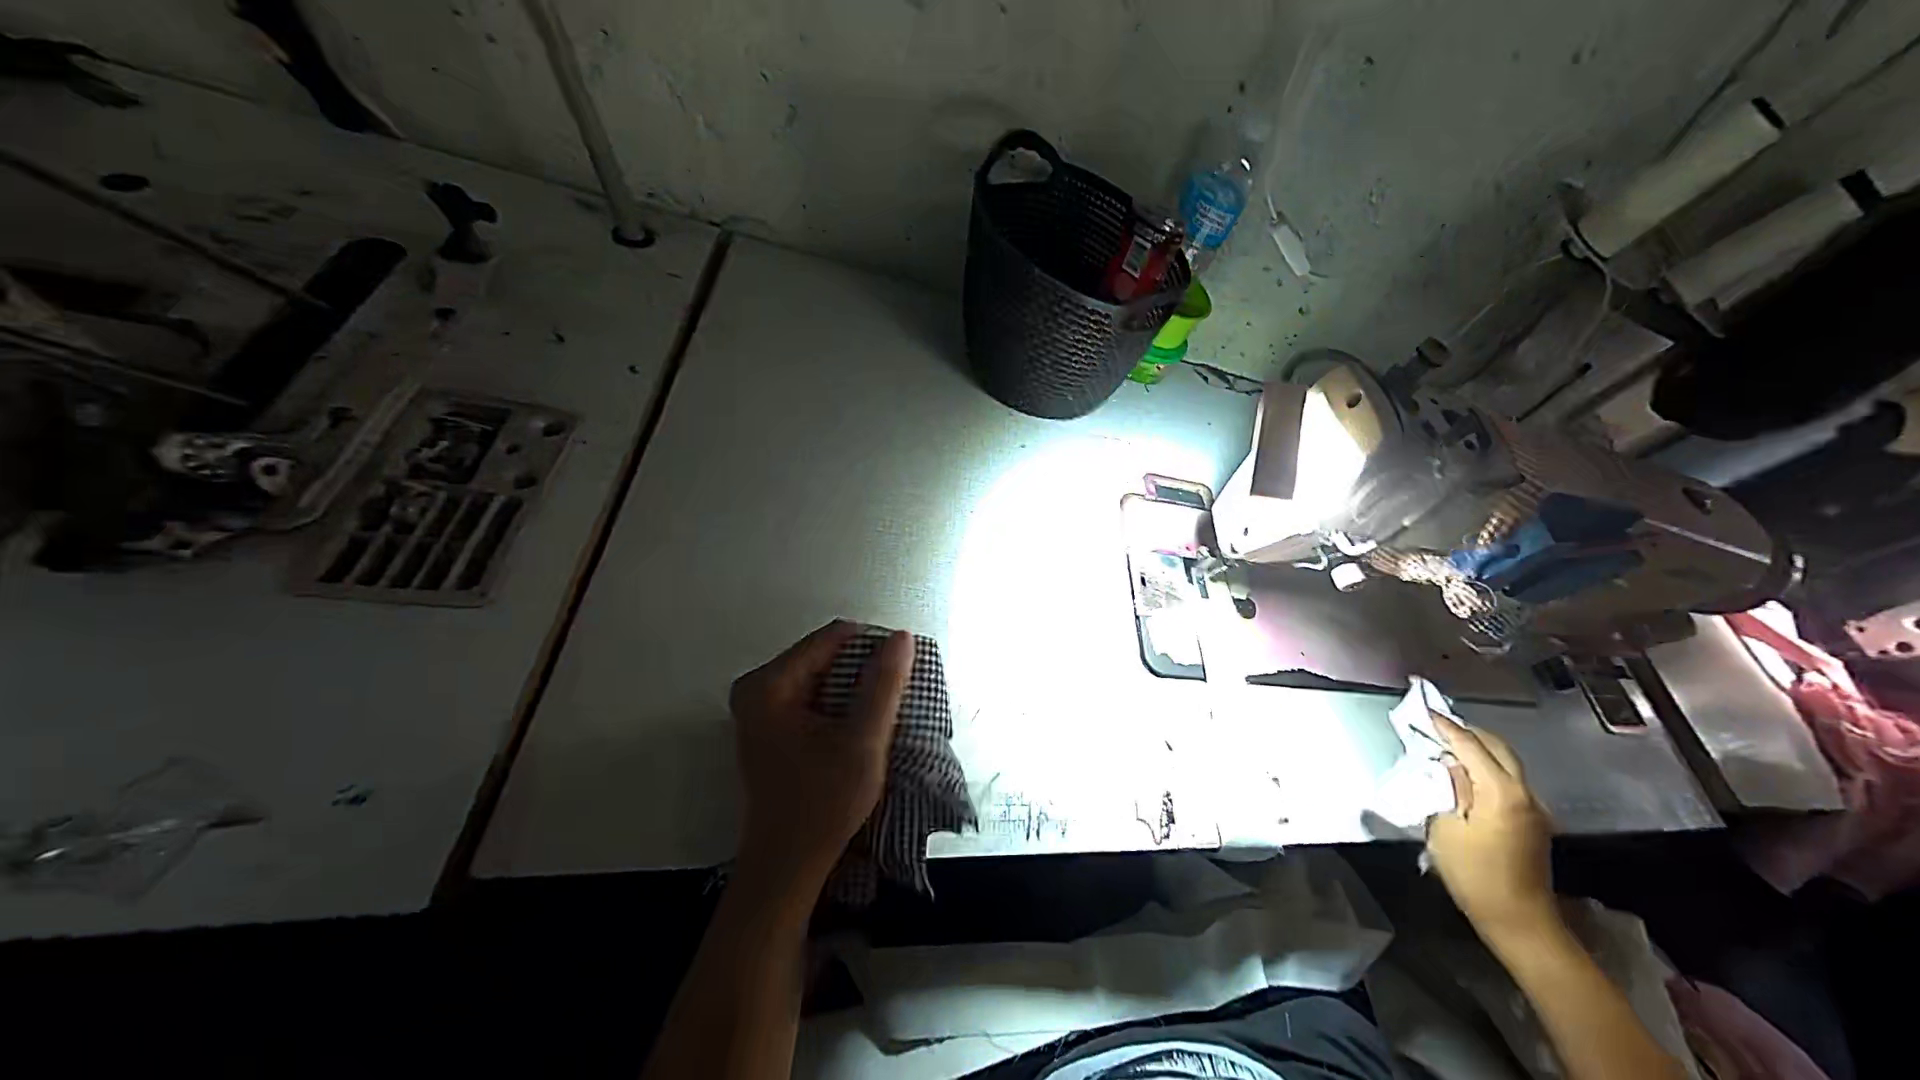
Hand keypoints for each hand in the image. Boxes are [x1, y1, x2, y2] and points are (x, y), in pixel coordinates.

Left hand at [729, 621, 912, 889]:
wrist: (789, 864)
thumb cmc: (824, 803)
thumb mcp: (863, 740)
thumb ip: (884, 685)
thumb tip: (901, 637)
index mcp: (768, 684)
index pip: (831, 637)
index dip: (873, 646)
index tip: (903, 667)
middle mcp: (755, 687)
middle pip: (823, 654)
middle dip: (863, 668)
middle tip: (895, 693)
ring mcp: (758, 706)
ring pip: (820, 674)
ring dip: (854, 686)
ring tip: (883, 708)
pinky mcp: (768, 724)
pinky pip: (812, 693)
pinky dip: (839, 701)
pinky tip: (860, 723)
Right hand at [1427, 712, 1557, 940]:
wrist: (1519, 921)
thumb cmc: (1475, 875)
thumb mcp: (1446, 829)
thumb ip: (1450, 789)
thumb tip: (1449, 765)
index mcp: (1502, 792)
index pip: (1471, 747)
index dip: (1447, 727)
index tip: (1426, 711)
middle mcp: (1525, 794)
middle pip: (1497, 749)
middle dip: (1468, 732)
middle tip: (1438, 723)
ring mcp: (1533, 809)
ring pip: (1506, 763)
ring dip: (1479, 750)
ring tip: (1448, 744)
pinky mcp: (1532, 822)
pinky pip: (1508, 781)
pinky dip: (1487, 767)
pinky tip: (1466, 773)